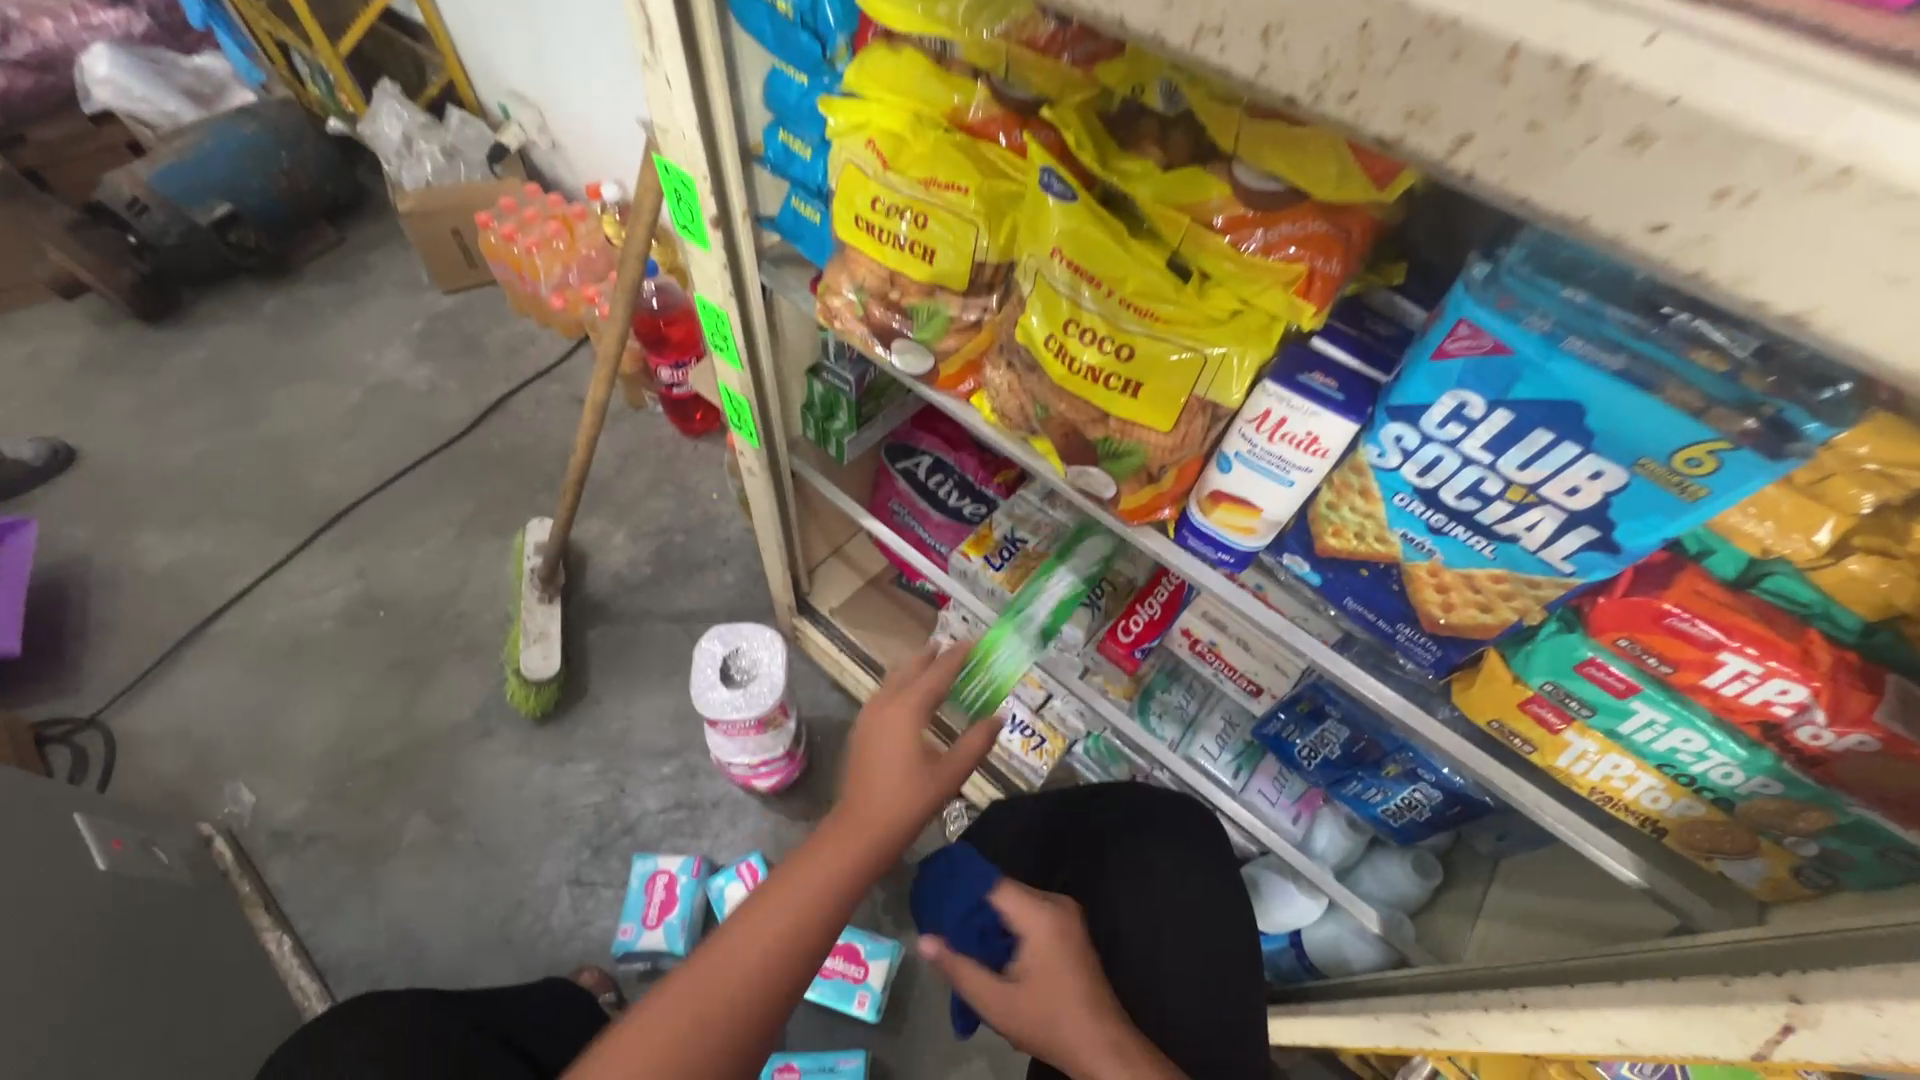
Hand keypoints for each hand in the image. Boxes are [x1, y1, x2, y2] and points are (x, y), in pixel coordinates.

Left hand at [832, 642, 999, 849]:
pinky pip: (884, 693)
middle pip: (911, 669)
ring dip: (915, 668)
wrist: (862, 828)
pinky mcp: (862, 728)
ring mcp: (868, 715)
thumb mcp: (951, 773)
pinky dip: (902, 684)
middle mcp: (885, 703)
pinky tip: (911, 696)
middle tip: (953, 646)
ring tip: (933, 662)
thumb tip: (998, 717)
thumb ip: (976, 742)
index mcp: (908, 708)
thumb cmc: (909, 801)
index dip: (956, 656)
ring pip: (894, 679)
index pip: (937, 673)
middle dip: (932, 656)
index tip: (973, 641)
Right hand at [917, 880, 1181, 1079]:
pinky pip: (1028, 914)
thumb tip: (923, 939)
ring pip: (1014, 904)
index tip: (930, 897)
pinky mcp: (1067, 927)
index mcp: (1040, 914)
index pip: (989, 884)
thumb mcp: (995, 1002)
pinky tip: (986, 950)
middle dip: (970, 909)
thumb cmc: (1048, 1022)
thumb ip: (958, 967)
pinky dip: (1006, 928)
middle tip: (937, 925)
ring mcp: (1065, 914)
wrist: (1101, 1045)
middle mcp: (1055, 903)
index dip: (958, 889)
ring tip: (955, 939)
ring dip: (988, 921)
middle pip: (1002, 892)